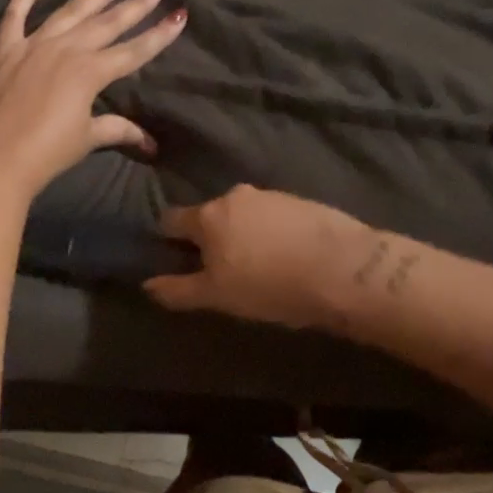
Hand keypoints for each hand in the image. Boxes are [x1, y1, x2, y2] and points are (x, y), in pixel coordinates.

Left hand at [0, 0, 186, 201]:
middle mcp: (66, 49)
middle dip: (135, 5)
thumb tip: (149, 143)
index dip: (158, 35)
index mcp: (90, 72)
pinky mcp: (5, 48)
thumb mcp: (86, 139)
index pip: (132, 52)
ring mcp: (34, 44)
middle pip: (107, 23)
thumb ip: (116, 129)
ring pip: (71, 11)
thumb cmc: (45, 154)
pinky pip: (16, 11)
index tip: (179, 16)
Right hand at [145, 185, 399, 329]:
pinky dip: (270, 234)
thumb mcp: (217, 297)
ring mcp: (272, 195)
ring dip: (242, 236)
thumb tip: (147, 285)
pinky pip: (272, 218)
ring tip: (256, 267)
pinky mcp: (303, 202)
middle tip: (220, 271)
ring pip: (243, 216)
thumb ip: (178, 290)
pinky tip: (284, 258)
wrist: (344, 271)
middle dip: (209, 239)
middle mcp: (235, 196)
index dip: (169, 241)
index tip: (176, 261)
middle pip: (210, 216)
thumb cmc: (269, 285)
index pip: (171, 220)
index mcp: (208, 215)